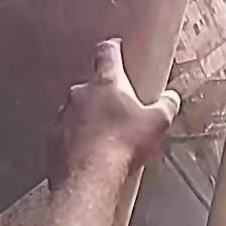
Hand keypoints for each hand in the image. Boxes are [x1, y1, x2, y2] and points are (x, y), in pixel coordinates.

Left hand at [51, 39, 179, 188]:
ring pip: (78, 109)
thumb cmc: (123, 145)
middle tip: (119, 109)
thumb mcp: (156, 124)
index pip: (107, 53)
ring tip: (105, 137)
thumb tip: (171, 98)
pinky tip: (90, 153)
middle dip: (104, 94)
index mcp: (107, 83)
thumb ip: (166, 106)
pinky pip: (67, 131)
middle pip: (92, 85)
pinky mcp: (53, 137)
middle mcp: (80, 93)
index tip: (116, 47)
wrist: (89, 177)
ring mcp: (63, 115)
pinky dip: (77, 137)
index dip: (113, 48)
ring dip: (89, 117)